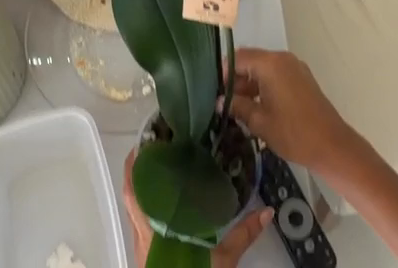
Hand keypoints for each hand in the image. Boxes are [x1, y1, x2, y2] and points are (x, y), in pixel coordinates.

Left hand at [124, 150, 271, 266]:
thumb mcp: (223, 261)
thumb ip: (242, 235)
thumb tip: (266, 212)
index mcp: (154, 229)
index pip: (135, 191)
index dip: (136, 165)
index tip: (148, 140)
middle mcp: (143, 234)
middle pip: (131, 195)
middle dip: (140, 170)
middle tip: (158, 145)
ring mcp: (142, 245)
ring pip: (135, 208)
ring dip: (144, 187)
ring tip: (163, 165)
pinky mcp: (146, 256)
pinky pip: (141, 222)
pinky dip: (149, 205)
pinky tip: (167, 200)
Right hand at [229, 49, 362, 177]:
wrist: (332, 146)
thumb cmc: (293, 133)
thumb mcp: (259, 122)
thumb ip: (238, 106)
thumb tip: (220, 101)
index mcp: (270, 64)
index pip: (238, 58)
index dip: (223, 73)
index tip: (212, 91)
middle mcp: (282, 59)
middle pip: (251, 61)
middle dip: (235, 79)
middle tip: (222, 101)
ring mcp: (294, 67)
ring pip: (263, 69)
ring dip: (249, 84)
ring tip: (236, 107)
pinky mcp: (301, 78)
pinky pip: (275, 75)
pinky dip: (263, 86)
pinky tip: (255, 107)